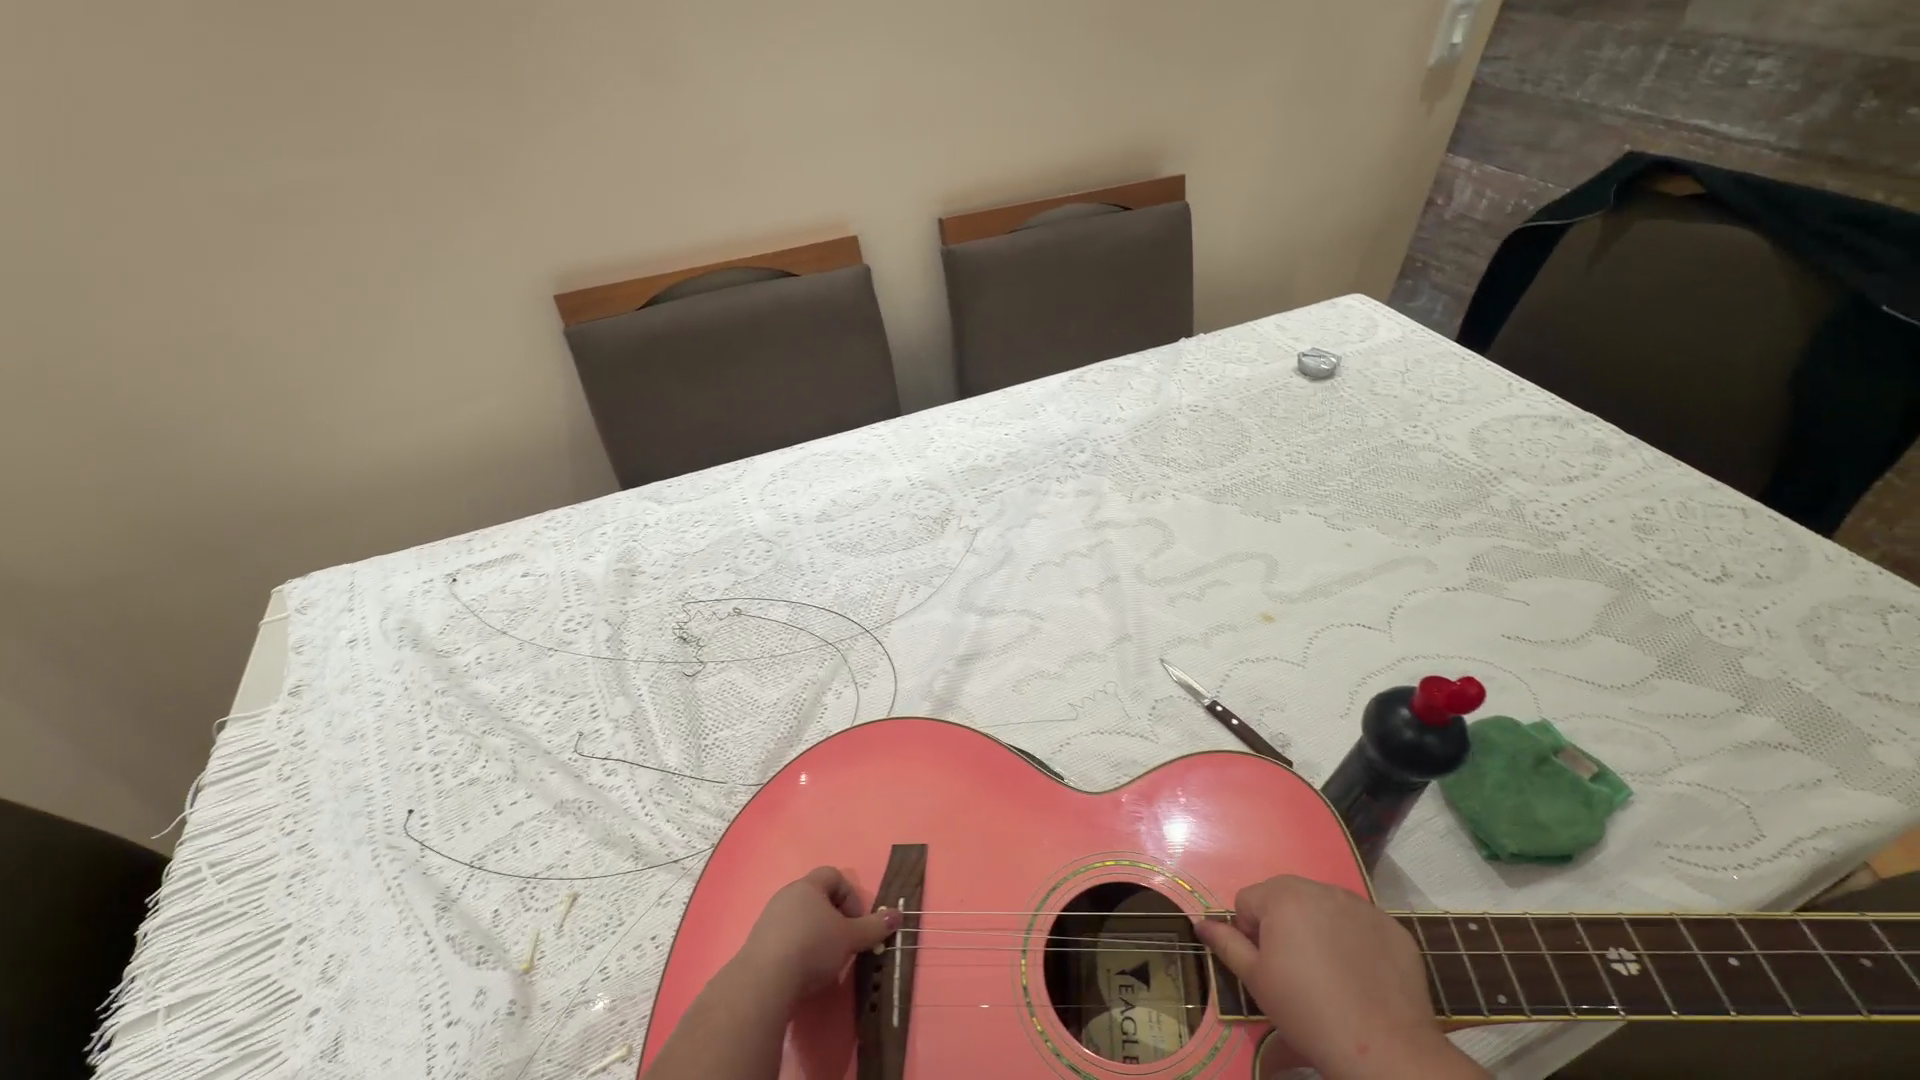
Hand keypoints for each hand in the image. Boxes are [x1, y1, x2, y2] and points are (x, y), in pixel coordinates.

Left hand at [736, 866, 899, 1000]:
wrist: (765, 980)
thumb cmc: (813, 947)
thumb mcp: (850, 938)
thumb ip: (874, 927)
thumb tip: (897, 915)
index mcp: (807, 886)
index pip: (833, 875)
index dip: (851, 895)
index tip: (858, 921)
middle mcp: (786, 896)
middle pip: (817, 897)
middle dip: (836, 917)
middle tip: (845, 941)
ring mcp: (769, 919)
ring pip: (801, 919)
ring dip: (817, 934)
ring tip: (826, 960)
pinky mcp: (759, 943)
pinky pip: (786, 937)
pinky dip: (799, 949)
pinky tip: (805, 971)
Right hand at [1194, 875, 1484, 1079]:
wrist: (1384, 1047)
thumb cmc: (1307, 1011)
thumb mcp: (1256, 980)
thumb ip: (1227, 944)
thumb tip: (1202, 924)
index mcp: (1282, 896)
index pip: (1247, 901)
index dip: (1250, 934)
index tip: (1267, 966)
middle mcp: (1321, 889)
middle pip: (1286, 897)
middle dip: (1283, 925)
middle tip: (1294, 970)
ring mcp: (1362, 906)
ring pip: (1323, 908)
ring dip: (1317, 929)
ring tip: (1328, 974)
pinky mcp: (1392, 926)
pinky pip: (1359, 925)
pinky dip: (1354, 941)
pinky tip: (1359, 975)